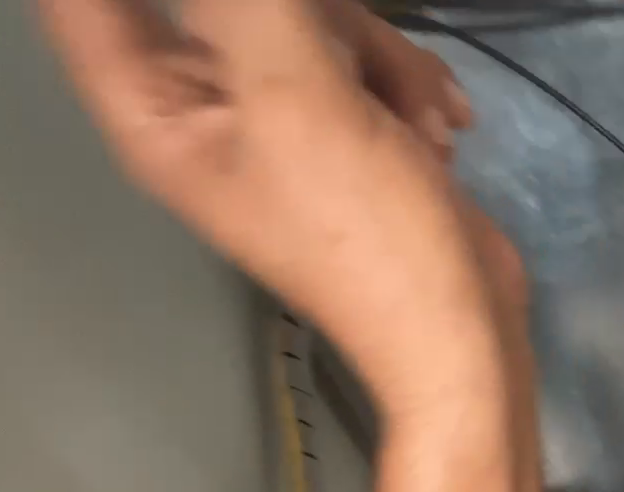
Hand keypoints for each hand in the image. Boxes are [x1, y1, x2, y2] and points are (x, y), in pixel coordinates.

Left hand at [38, 0, 526, 397]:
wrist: (462, 328)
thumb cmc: (369, 237)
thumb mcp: (296, 99)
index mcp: (161, 108)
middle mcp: (219, 108)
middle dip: (317, 13)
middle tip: (356, 60)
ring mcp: (296, 122)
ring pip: (317, 20)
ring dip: (385, 59)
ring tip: (424, 123)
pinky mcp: (362, 136)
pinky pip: (372, 68)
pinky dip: (413, 89)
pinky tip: (443, 129)